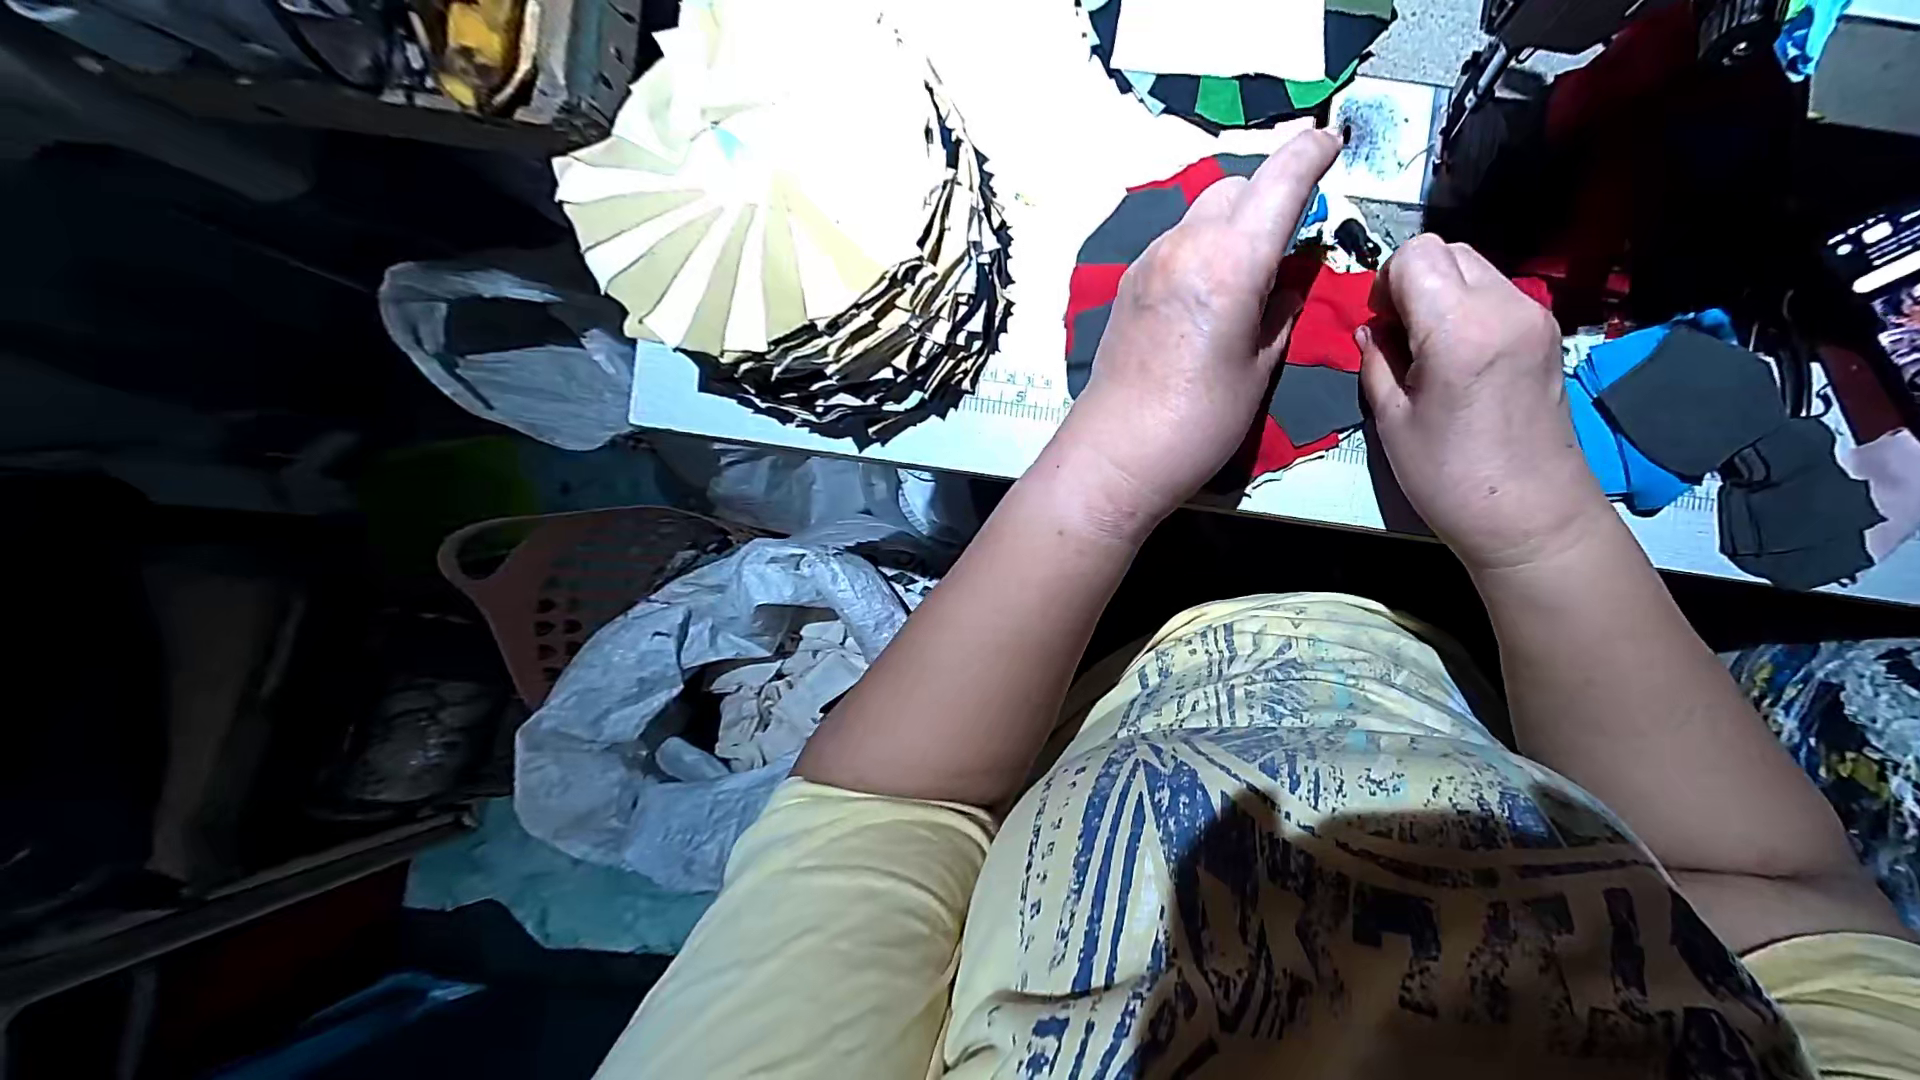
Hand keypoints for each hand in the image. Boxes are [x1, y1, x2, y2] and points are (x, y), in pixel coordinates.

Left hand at [1053, 128, 1342, 540]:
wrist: (1117, 452)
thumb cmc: (1200, 420)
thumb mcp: (1260, 366)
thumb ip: (1283, 305)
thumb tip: (1295, 270)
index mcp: (1230, 260)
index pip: (1281, 177)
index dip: (1313, 151)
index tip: (1333, 144)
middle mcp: (1183, 246)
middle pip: (1234, 186)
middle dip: (1268, 194)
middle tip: (1288, 232)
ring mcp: (1147, 264)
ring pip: (1198, 214)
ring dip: (1229, 222)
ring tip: (1245, 268)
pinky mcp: (1126, 286)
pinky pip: (1172, 244)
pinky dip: (1198, 247)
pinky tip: (1205, 291)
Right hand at [1357, 235, 1613, 572]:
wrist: (1529, 512)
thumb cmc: (1446, 474)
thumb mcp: (1390, 418)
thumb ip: (1377, 361)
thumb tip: (1372, 330)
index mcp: (1461, 328)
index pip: (1418, 255)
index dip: (1385, 281)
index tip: (1377, 324)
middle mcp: (1507, 306)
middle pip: (1448, 251)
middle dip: (1410, 280)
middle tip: (1395, 335)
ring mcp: (1534, 316)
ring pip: (1473, 267)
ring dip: (1437, 293)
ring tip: (1422, 349)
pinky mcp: (1544, 332)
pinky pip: (1493, 293)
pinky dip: (1462, 307)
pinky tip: (1450, 356)